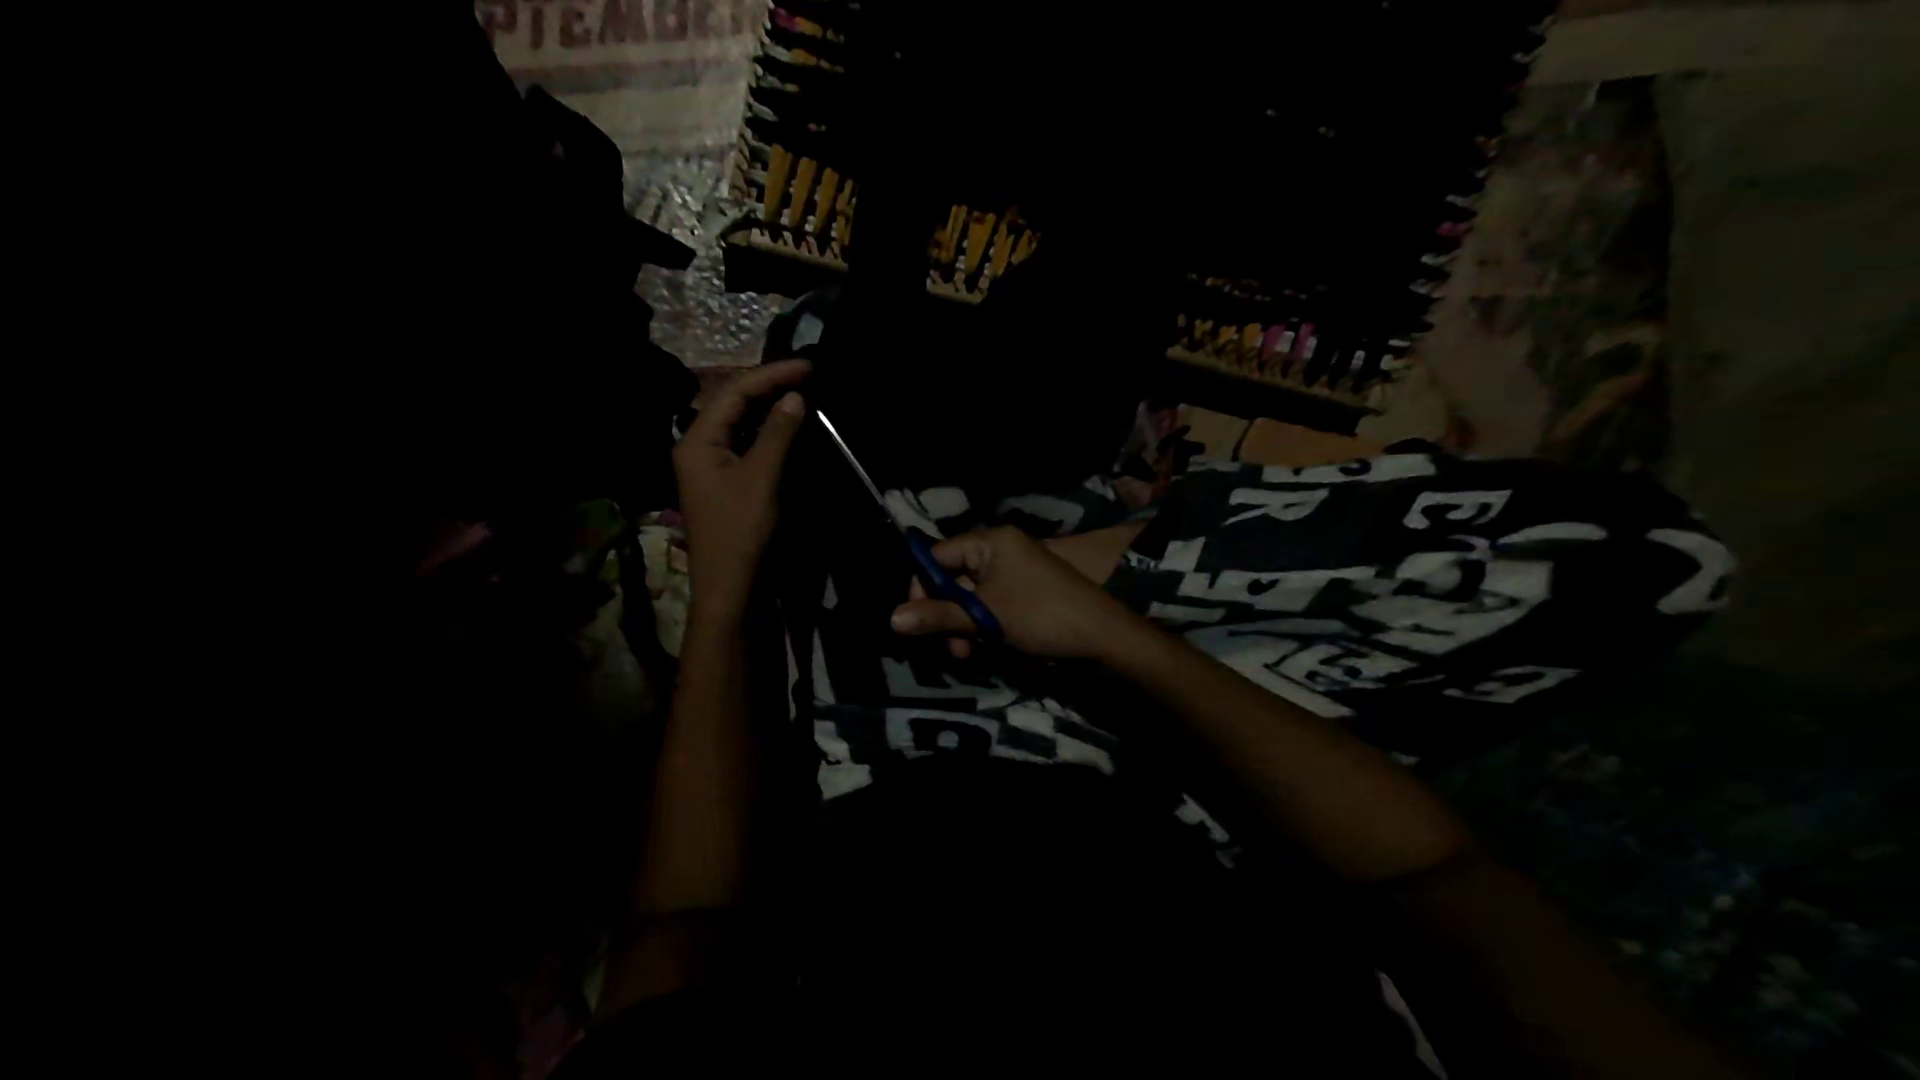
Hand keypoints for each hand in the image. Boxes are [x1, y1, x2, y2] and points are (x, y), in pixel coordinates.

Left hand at [673, 359, 810, 611]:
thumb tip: (795, 397)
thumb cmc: (741, 531)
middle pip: (733, 403)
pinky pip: (747, 445)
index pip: (734, 392)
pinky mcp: (727, 484)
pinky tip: (791, 429)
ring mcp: (712, 466)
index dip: (771, 375)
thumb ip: (777, 433)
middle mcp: (699, 447)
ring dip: (770, 408)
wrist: (731, 588)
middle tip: (808, 375)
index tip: (809, 366)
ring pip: (741, 424)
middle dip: (769, 386)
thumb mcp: (762, 478)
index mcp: (697, 440)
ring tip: (803, 394)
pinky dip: (769, 433)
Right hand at [890, 526, 1138, 659]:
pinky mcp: (1023, 594)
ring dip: (960, 626)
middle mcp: (1000, 550)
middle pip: (952, 578)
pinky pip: (989, 606)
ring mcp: (1014, 573)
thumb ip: (938, 615)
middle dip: (943, 614)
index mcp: (991, 541)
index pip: (938, 555)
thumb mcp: (985, 617)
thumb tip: (891, 619)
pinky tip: (979, 649)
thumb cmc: (1041, 615)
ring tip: (964, 654)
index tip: (914, 618)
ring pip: (969, 597)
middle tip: (946, 647)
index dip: (921, 586)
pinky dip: (980, 626)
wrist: (1103, 635)